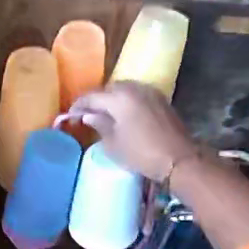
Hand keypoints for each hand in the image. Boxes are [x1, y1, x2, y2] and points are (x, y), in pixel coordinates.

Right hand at [68, 81, 198, 180]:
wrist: (179, 159)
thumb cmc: (141, 154)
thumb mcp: (114, 144)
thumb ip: (100, 125)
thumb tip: (88, 115)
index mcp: (119, 98)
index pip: (92, 96)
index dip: (78, 105)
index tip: (70, 115)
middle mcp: (134, 88)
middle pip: (109, 89)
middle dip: (96, 100)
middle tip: (87, 115)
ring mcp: (150, 92)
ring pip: (124, 90)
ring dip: (112, 100)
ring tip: (105, 115)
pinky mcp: (161, 99)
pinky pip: (137, 95)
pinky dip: (127, 101)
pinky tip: (124, 115)